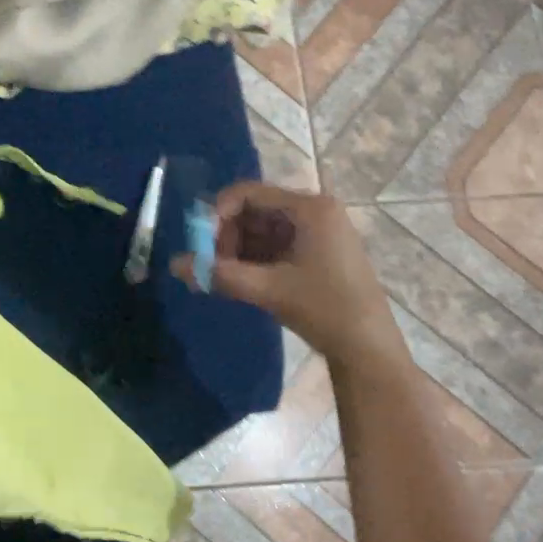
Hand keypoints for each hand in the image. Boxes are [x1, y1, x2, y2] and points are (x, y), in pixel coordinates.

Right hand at [173, 182, 405, 366]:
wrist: (368, 348)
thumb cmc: (324, 309)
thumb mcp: (267, 289)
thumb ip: (218, 274)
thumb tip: (174, 264)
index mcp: (309, 209)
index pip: (247, 193)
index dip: (216, 214)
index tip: (198, 243)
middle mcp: (313, 212)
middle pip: (251, 211)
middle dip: (223, 237)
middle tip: (208, 266)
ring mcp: (314, 233)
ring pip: (257, 230)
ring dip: (233, 251)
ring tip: (219, 279)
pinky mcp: (313, 253)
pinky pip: (270, 246)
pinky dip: (248, 261)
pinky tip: (236, 282)